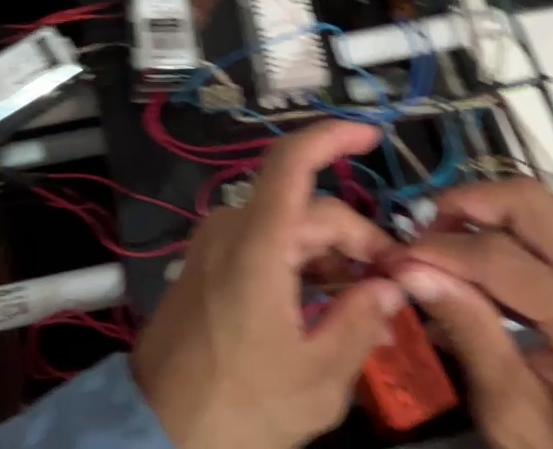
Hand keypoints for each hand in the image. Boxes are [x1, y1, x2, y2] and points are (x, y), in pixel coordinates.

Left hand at [131, 121, 406, 448]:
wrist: (159, 428)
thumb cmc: (241, 404)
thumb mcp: (318, 377)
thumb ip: (360, 322)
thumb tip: (389, 286)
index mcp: (256, 242)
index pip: (291, 161)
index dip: (332, 136)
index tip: (372, 134)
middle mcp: (230, 229)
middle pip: (305, 208)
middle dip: (355, 239)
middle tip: (393, 287)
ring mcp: (213, 245)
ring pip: (285, 229)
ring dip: (329, 257)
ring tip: (365, 308)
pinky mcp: (205, 265)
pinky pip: (261, 246)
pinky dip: (298, 266)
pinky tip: (324, 309)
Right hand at [388, 179, 552, 448]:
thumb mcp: (514, 414)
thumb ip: (469, 332)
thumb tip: (410, 270)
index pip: (500, 255)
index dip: (437, 250)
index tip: (391, 260)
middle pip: (528, 204)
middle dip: (465, 206)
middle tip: (421, 239)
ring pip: (535, 213)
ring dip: (480, 219)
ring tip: (437, 256)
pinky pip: (543, 240)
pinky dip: (498, 240)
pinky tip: (468, 277)